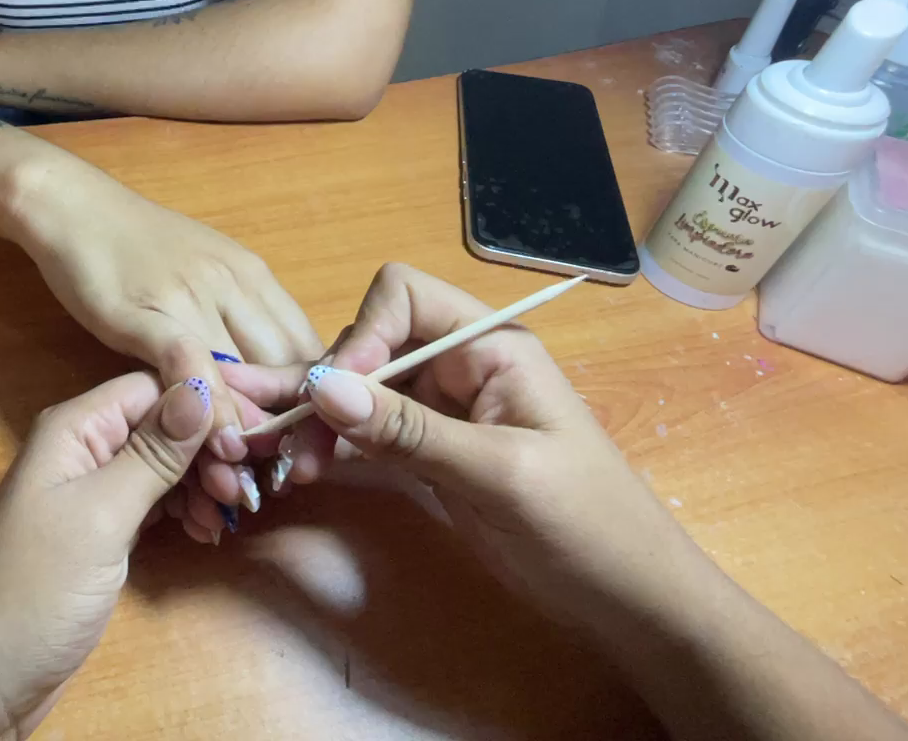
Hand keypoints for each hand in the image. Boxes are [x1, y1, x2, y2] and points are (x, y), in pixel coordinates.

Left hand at [0, 366, 216, 738]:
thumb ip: (152, 453)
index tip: (246, 440)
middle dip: (205, 448)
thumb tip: (198, 387)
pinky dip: (183, 509)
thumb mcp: (100, 517)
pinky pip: (153, 500)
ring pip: (162, 463)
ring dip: (199, 481)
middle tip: (239, 488)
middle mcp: (84, 447)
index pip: (152, 386)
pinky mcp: (102, 530)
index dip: (202, 404)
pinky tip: (204, 531)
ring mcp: (92, 490)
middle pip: (161, 423)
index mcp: (75, 427)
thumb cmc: (32, 591)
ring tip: (224, 514)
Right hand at [12, 159, 323, 542]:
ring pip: (248, 372)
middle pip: (289, 364)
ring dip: (257, 429)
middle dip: (295, 424)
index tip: (310, 444)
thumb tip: (258, 375)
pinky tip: (215, 442)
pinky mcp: (147, 312)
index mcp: (253, 277)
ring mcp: (193, 297)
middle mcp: (235, 285)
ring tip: (258, 478)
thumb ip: (231, 319)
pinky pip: (192, 364)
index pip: (308, 346)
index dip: (315, 401)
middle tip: (289, 474)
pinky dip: (211, 407)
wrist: (74, 206)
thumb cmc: (135, 242)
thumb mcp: (199, 276)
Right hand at [220, 264, 712, 633]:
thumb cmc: (590, 529)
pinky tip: (302, 467)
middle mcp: (453, 364)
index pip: (402, 299)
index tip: (333, 390)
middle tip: (275, 431)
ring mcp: (435, 408)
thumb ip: (409, 429)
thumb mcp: (500, 474)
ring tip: (275, 454)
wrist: (633, 608)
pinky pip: (362, 432)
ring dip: (314, 418)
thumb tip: (320, 386)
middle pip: (366, 345)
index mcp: (487, 345)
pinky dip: (329, 445)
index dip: (361, 334)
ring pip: (354, 390)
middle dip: (321, 384)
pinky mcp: (421, 449)